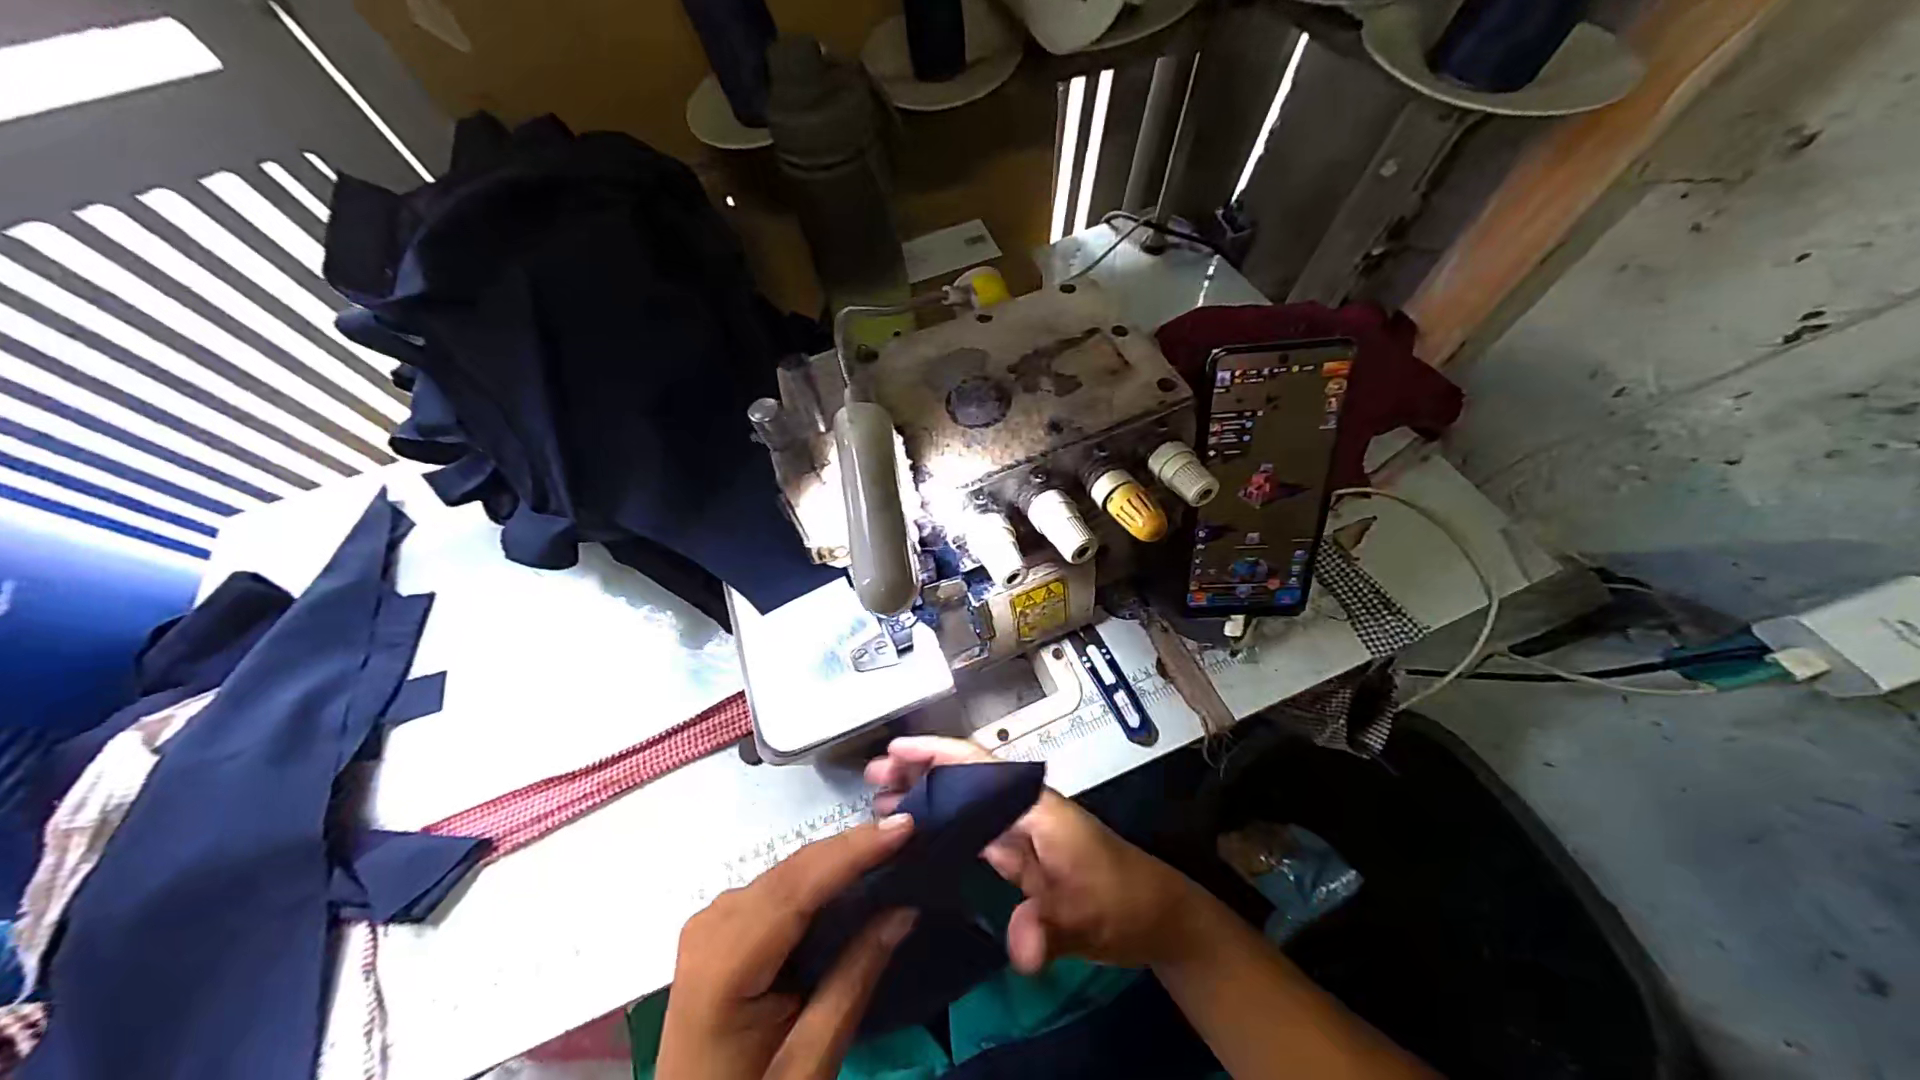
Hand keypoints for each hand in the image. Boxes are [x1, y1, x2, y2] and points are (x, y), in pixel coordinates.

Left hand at [657, 816, 918, 1079]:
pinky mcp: (719, 925)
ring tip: (890, 847)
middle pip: (792, 872)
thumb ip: (854, 980)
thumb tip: (903, 909)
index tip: (906, 826)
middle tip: (910, 831)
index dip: (853, 851)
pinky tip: (851, 873)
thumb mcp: (808, 1062)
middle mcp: (711, 925)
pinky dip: (818, 876)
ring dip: (838, 858)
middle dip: (852, 847)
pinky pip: (778, 886)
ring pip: (787, 872)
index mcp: (724, 964)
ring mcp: (711, 922)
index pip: (797, 888)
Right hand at [865, 737, 1200, 973]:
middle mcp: (1023, 811)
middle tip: (873, 780)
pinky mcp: (1019, 856)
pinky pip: (971, 832)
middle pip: (965, 779)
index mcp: (1036, 808)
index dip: (937, 755)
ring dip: (926, 798)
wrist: (1156, 919)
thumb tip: (1018, 950)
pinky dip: (941, 828)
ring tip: (882, 802)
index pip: (981, 768)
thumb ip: (1049, 928)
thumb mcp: (1086, 917)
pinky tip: (917, 836)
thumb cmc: (1123, 902)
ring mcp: (1020, 832)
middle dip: (921, 772)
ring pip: (964, 804)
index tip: (897, 752)